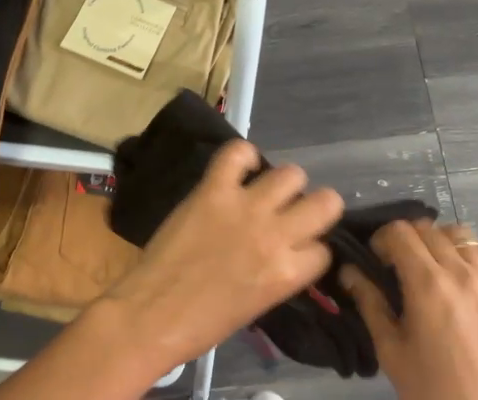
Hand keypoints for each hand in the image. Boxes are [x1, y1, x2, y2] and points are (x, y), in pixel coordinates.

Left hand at [96, 140, 343, 367]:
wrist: (151, 315)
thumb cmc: (203, 324)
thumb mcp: (259, 304)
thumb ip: (279, 272)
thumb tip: (290, 251)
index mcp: (286, 274)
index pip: (324, 250)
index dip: (313, 248)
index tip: (300, 249)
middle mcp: (275, 235)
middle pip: (326, 202)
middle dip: (316, 207)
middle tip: (293, 214)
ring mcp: (244, 207)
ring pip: (290, 173)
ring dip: (283, 184)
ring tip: (265, 192)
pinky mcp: (214, 189)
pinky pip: (238, 153)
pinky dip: (243, 156)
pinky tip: (240, 169)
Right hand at [341, 220, 477, 399]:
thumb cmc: (427, 388)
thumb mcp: (389, 349)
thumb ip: (369, 303)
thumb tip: (348, 271)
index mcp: (427, 285)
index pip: (400, 232)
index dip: (383, 238)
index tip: (377, 258)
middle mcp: (460, 273)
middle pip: (428, 229)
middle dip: (408, 239)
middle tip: (399, 265)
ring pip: (463, 233)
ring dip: (442, 241)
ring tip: (434, 265)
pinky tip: (471, 269)